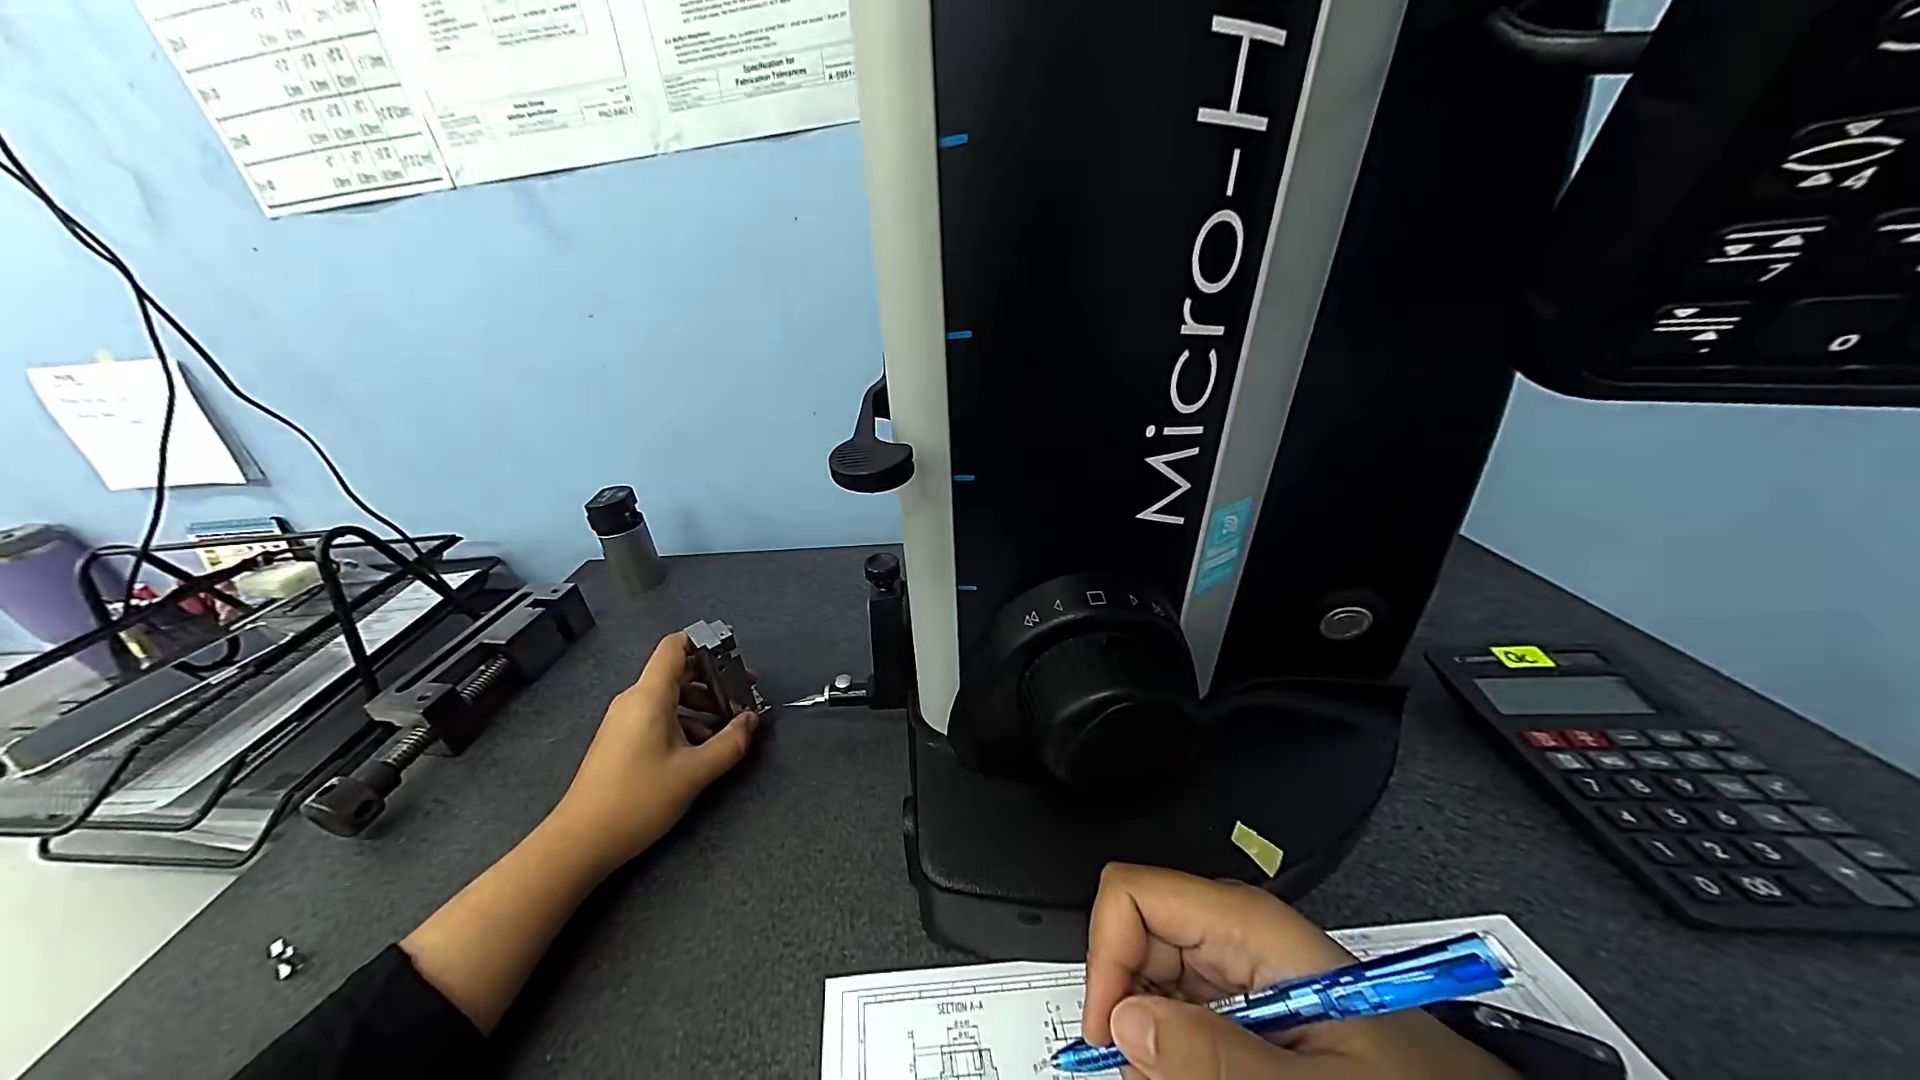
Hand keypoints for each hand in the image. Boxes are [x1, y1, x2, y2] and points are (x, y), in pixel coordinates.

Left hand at [544, 632, 758, 872]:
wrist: (580, 843)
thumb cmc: (637, 799)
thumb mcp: (695, 772)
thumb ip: (731, 741)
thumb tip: (751, 719)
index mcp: (649, 696)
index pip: (676, 646)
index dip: (706, 642)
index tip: (735, 657)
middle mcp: (634, 700)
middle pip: (678, 670)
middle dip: (715, 679)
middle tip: (744, 695)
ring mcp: (625, 720)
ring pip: (671, 696)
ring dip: (703, 704)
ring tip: (729, 726)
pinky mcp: (622, 739)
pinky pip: (660, 715)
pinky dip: (686, 720)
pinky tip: (704, 746)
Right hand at [1082, 864, 1519, 1079]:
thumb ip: (1217, 1057)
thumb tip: (1126, 1024)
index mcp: (1248, 927)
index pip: (1133, 893)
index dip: (1107, 954)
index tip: (1109, 1030)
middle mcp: (1236, 936)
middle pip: (1134, 937)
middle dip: (1124, 1006)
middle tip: (1140, 1074)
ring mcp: (1238, 970)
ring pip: (1150, 980)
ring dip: (1148, 1040)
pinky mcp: (1245, 1005)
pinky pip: (1179, 1013)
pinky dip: (1172, 1054)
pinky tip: (1195, 1079)